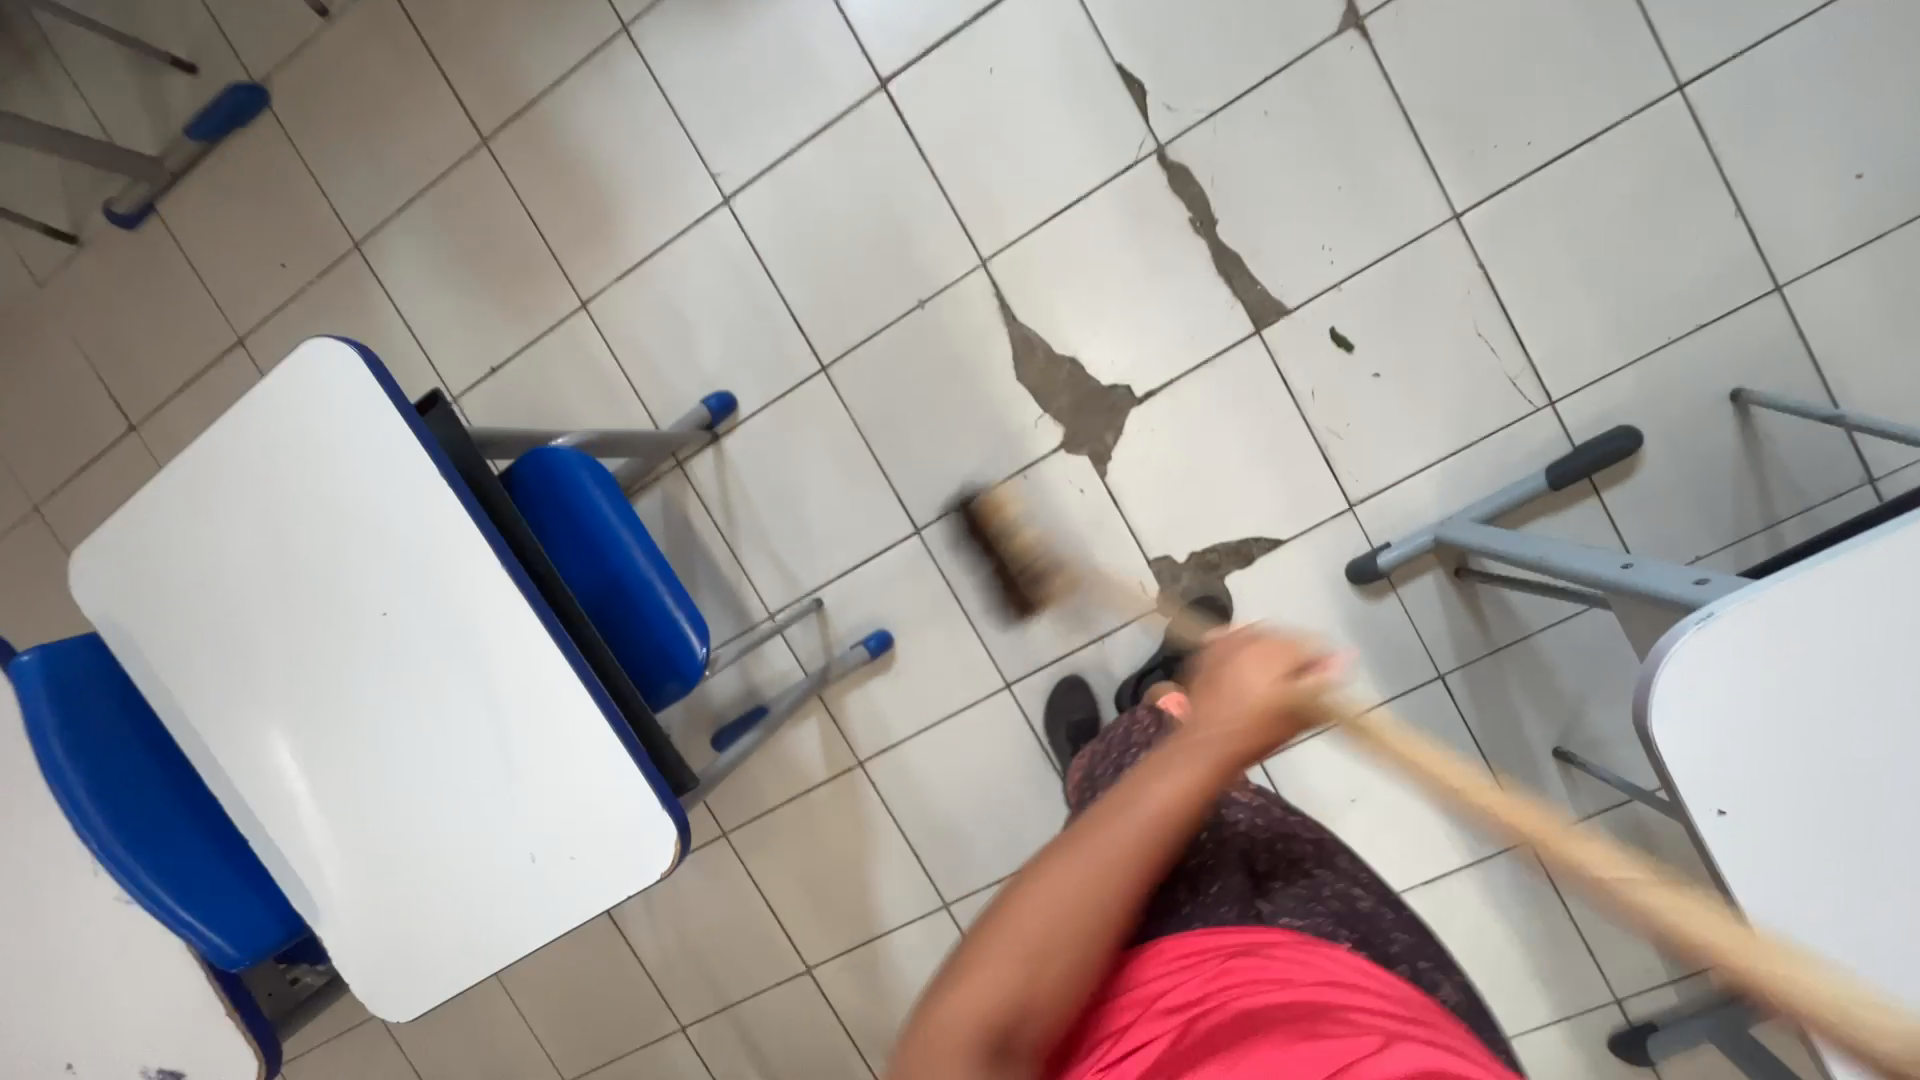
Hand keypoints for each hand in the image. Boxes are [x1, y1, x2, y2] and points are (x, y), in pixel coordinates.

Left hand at [1176, 625, 1347, 768]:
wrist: (1206, 745)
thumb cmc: (1255, 735)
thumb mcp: (1298, 713)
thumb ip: (1323, 682)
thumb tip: (1347, 656)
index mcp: (1275, 652)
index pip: (1312, 643)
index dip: (1323, 660)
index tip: (1325, 676)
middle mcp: (1249, 639)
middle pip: (1285, 636)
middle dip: (1297, 652)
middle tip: (1300, 677)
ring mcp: (1225, 642)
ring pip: (1260, 634)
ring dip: (1271, 648)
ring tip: (1275, 673)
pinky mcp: (1206, 650)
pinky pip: (1233, 637)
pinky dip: (1244, 645)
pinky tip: (1248, 662)